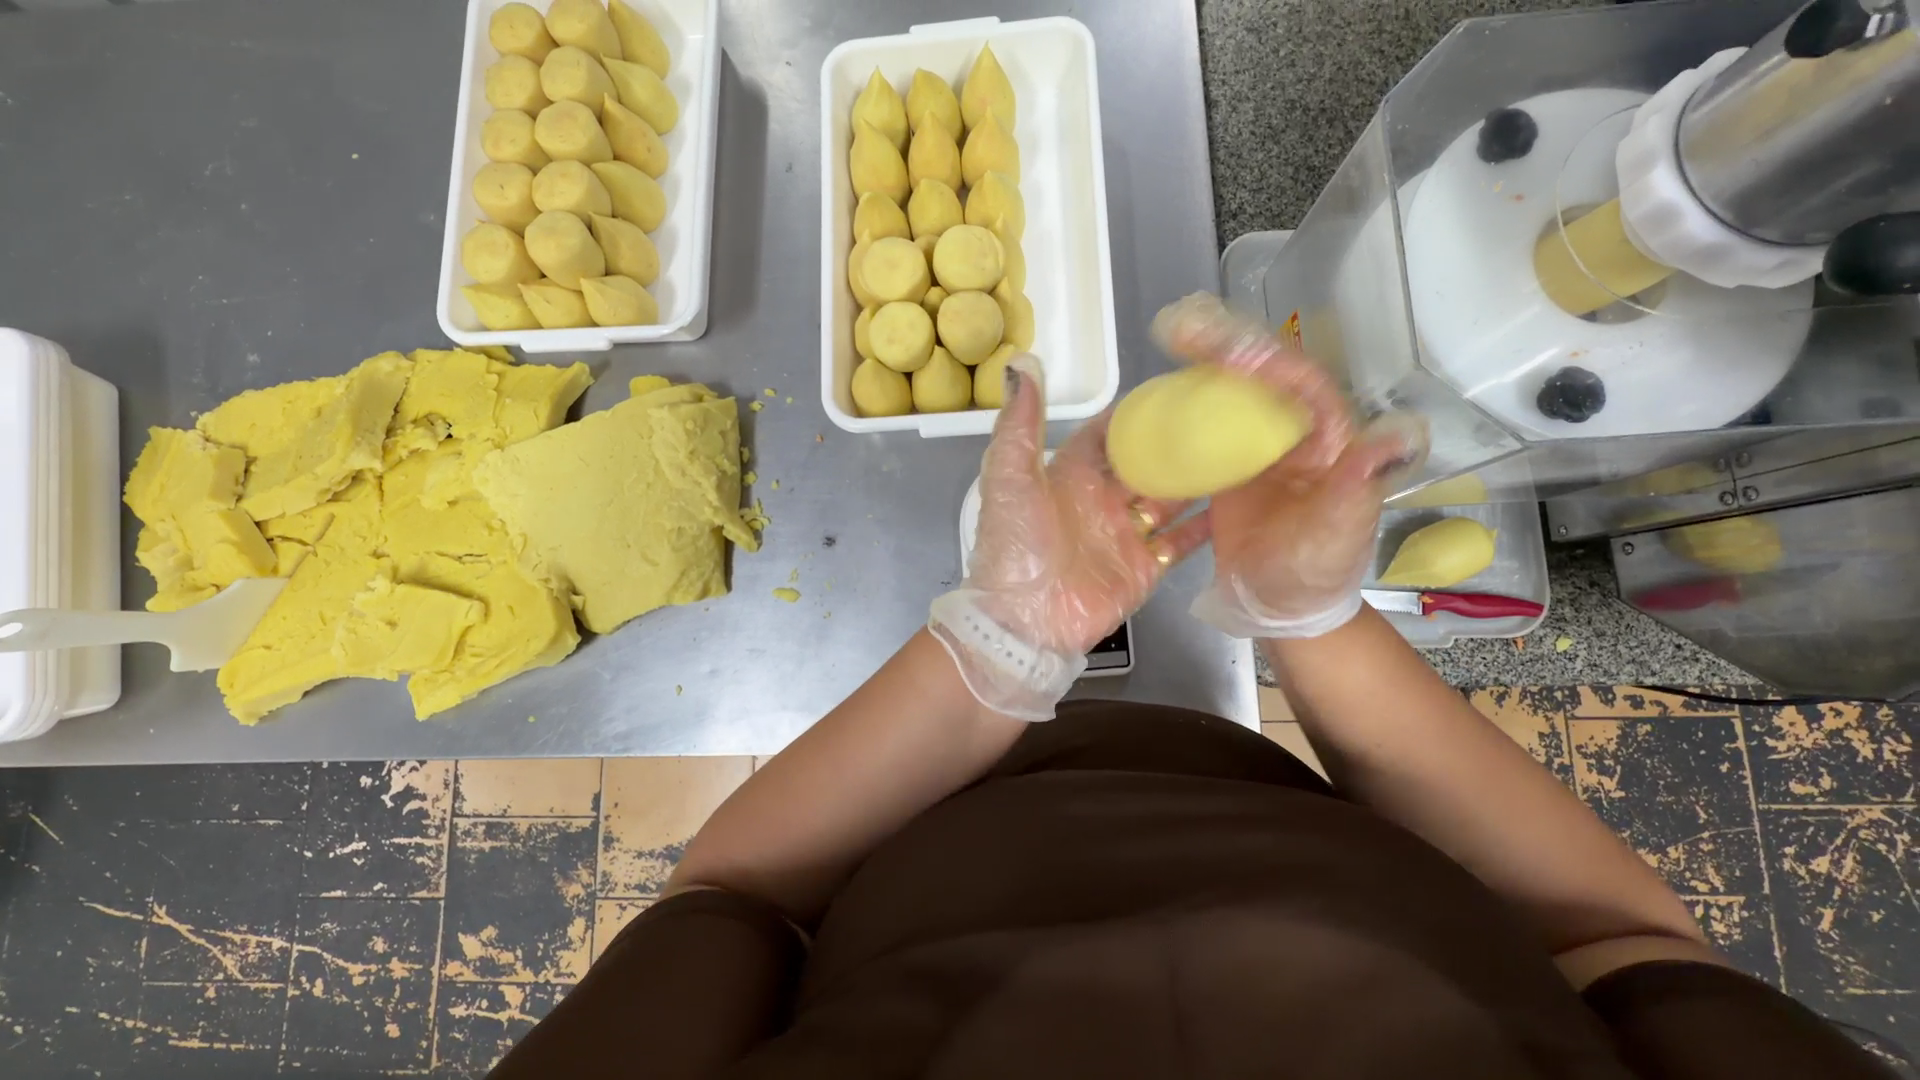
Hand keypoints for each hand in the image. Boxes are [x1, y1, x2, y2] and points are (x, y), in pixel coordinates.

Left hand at [928, 354, 1210, 719]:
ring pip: (1172, 497)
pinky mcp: (1146, 568)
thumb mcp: (1010, 477)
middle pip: (1149, 462)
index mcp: (1072, 473)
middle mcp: (1103, 498)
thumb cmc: (1016, 546)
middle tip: (1228, 413)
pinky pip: (1183, 541)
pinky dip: (1208, 524)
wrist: (1023, 624)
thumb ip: (1021, 423)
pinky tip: (1241, 503)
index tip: (1181, 386)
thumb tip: (1023, 361)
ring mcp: (1127, 534)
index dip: (1141, 410)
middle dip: (1180, 441)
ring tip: (1243, 450)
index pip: (1112, 432)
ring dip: (1201, 477)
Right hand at [1152, 295, 1423, 636]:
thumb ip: (1357, 485)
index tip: (1231, 356)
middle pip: (1263, 381)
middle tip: (1185, 328)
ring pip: (1233, 396)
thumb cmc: (1315, 573)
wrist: (1280, 607)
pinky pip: (1208, 427)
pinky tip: (1160, 391)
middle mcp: (1294, 437)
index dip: (1271, 367)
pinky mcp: (1228, 469)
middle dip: (1228, 349)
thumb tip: (1396, 436)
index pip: (1304, 389)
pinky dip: (1185, 406)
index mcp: (1329, 443)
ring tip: (1170, 340)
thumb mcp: (1339, 532)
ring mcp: (1259, 451)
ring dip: (1203, 368)